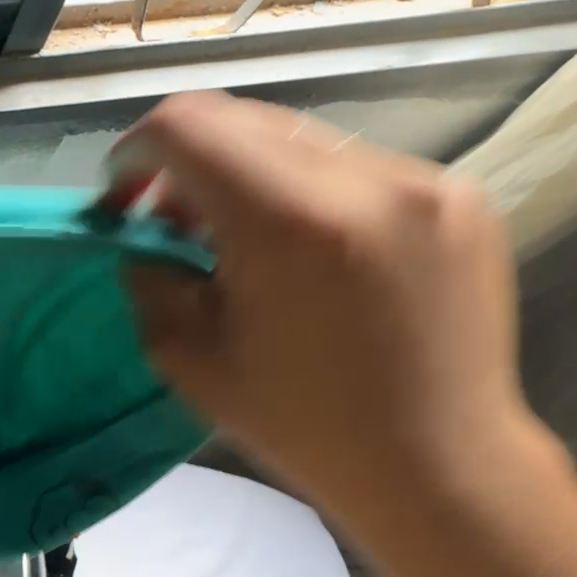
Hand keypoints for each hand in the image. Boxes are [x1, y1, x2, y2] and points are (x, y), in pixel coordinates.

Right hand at [110, 92, 526, 503]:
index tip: (120, 196)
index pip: (189, 127)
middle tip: (164, 221)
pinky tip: (293, 250)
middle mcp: (365, 181)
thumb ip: (152, 275)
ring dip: (241, 175)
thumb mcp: (182, 352)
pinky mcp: (456, 196)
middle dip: (182, 162)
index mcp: (287, 223)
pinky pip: (349, 164)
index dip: (134, 150)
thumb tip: (145, 235)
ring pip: (296, 138)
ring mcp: (424, 182)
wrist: (431, 456)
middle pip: (241, 119)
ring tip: (229, 240)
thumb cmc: (291, 417)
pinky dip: (298, 190)